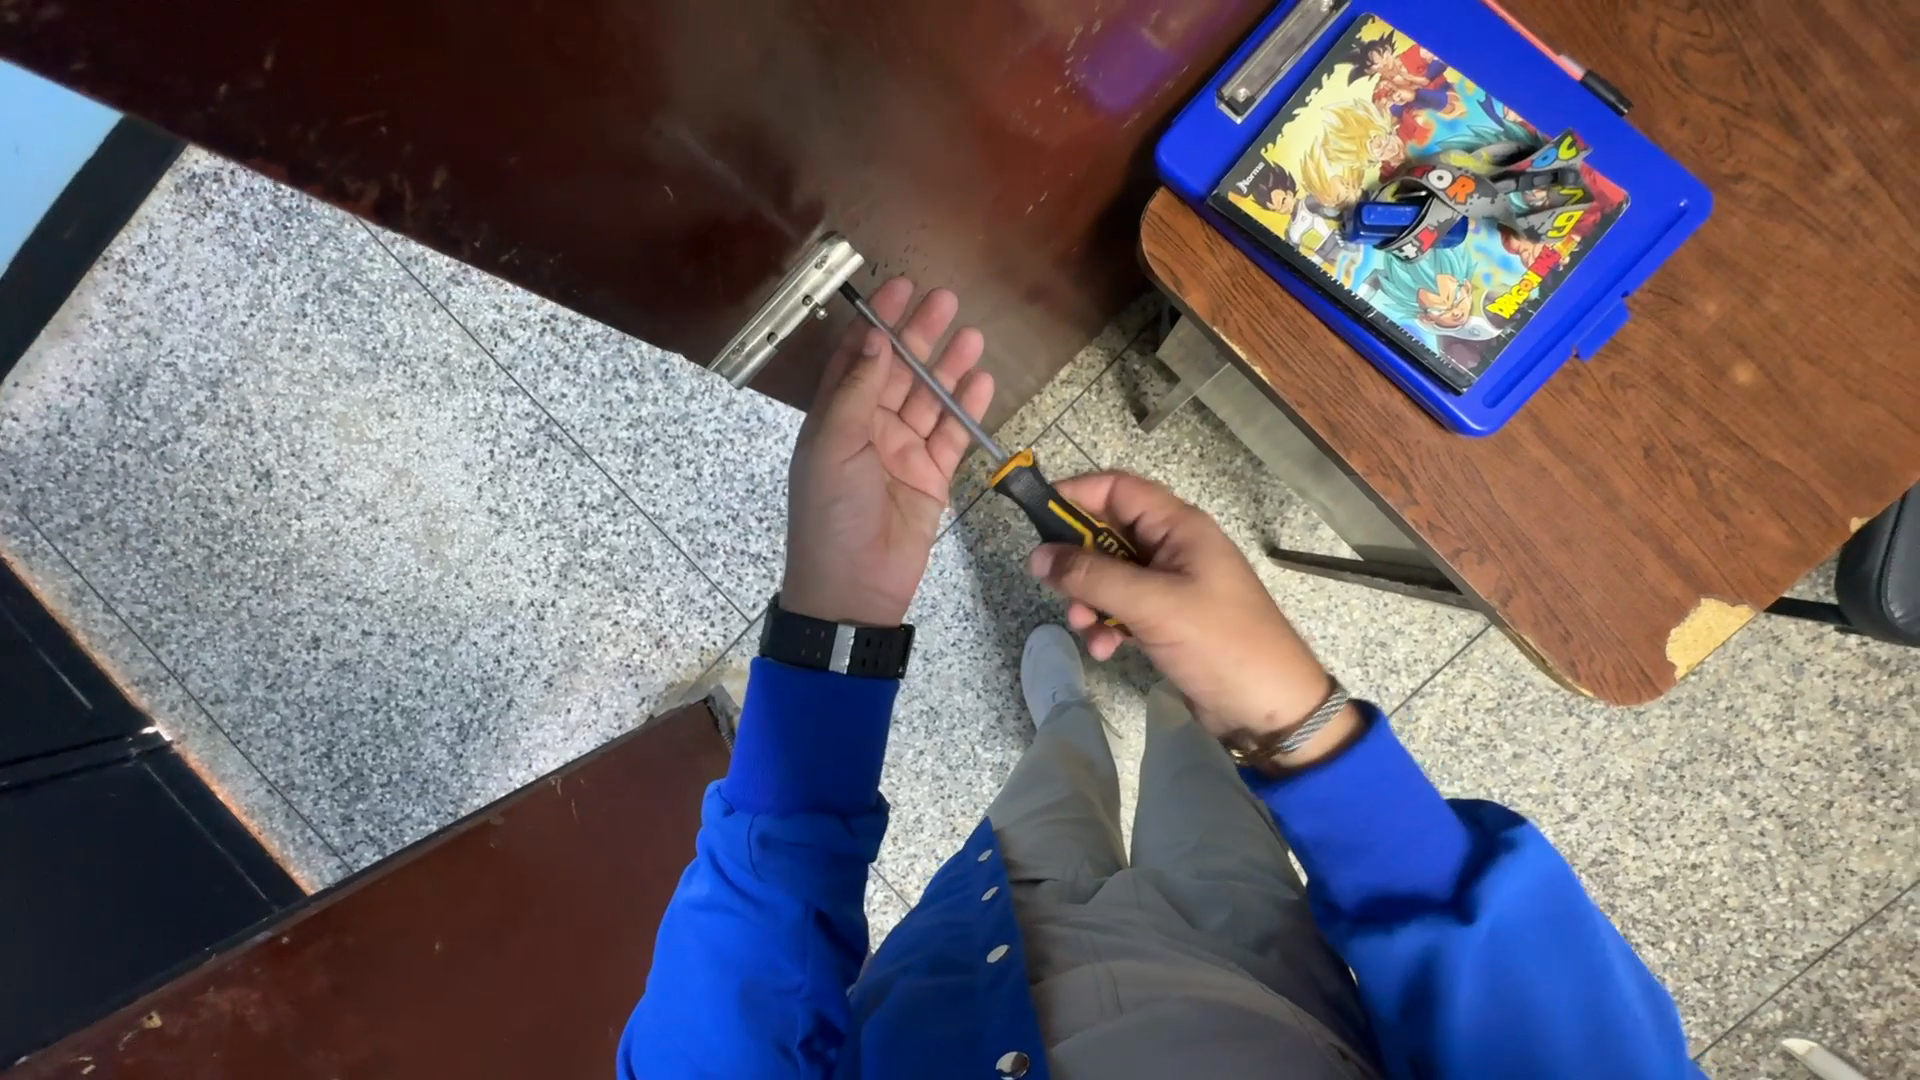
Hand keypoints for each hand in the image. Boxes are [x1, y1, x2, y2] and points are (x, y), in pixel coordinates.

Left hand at [781, 277, 992, 626]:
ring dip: (949, 369)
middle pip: (898, 373)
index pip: (858, 359)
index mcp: (836, 418)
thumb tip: (871, 336)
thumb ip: (856, 391)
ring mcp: (903, 453)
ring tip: (972, 336)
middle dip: (921, 337)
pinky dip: (966, 410)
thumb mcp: (833, 446)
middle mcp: (869, 429)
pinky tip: (981, 382)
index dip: (877, 323)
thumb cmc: (833, 514)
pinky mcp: (932, 478)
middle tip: (947, 301)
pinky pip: (952, 436)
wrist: (854, 587)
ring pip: (929, 401)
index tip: (900, 289)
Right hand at [1026, 471, 1354, 760]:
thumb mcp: (1152, 605)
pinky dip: (1106, 624)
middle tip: (1054, 585)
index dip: (1075, 494)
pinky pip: (1121, 608)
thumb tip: (1036, 555)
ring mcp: (1170, 585)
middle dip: (1078, 561)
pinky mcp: (1167, 620)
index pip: (1117, 488)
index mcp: (1178, 527)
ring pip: (1109, 575)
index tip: (1036, 517)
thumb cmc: (1220, 643)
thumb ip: (1091, 576)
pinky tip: (1105, 648)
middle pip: (1107, 533)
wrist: (1271, 710)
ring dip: (1088, 599)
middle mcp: (1173, 548)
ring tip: (1085, 626)